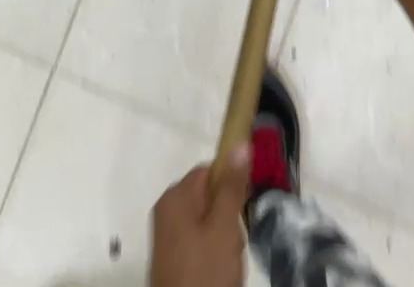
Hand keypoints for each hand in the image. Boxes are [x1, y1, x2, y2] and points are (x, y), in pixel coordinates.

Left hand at [150, 150, 248, 286]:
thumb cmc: (204, 271)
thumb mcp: (223, 227)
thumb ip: (232, 186)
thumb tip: (239, 143)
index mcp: (176, 196)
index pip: (210, 170)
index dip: (231, 184)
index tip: (245, 205)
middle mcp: (168, 209)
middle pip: (210, 196)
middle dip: (229, 216)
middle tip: (234, 240)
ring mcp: (169, 234)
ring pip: (209, 221)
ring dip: (225, 237)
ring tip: (228, 260)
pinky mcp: (174, 255)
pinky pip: (201, 240)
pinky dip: (215, 252)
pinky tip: (221, 271)